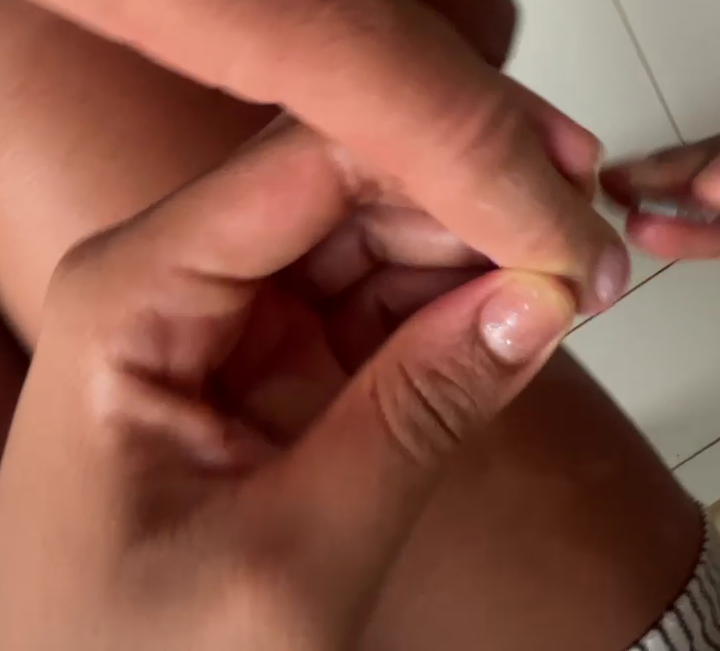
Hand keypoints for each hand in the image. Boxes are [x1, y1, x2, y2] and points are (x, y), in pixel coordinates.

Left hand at [0, 123, 578, 650]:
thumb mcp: (286, 565)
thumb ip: (417, 416)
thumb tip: (535, 297)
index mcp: (134, 289)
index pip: (305, 162)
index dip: (439, 153)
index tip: (558, 176)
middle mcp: (173, 271)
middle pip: (341, 178)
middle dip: (466, 194)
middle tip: (586, 223)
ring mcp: (224, 307)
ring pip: (367, 226)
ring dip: (471, 242)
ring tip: (571, 268)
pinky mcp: (266, 348)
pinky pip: (371, 290)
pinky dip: (449, 297)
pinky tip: (513, 307)